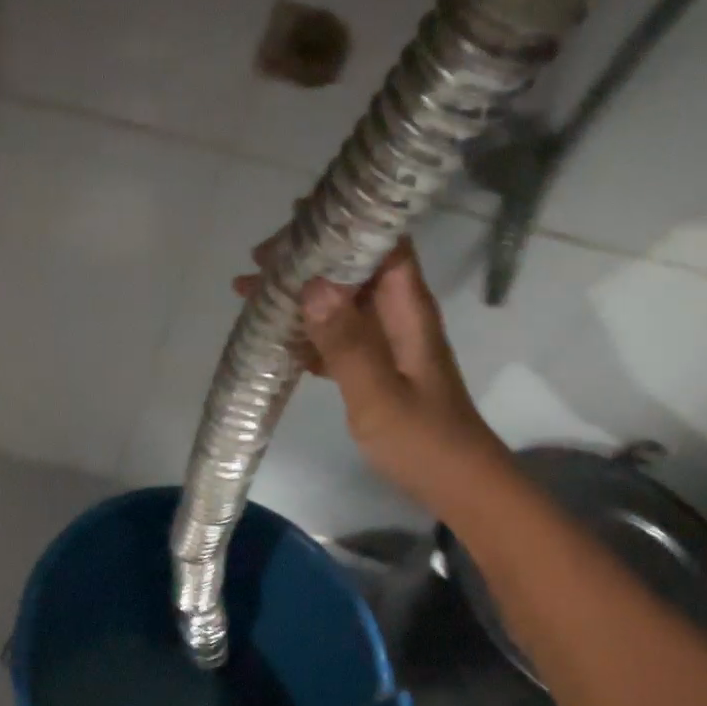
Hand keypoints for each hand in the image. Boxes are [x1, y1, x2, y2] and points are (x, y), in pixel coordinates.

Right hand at [234, 235, 509, 509]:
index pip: (382, 244)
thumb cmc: (422, 441)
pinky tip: (275, 334)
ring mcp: (386, 342)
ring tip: (250, 290)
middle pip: (354, 267)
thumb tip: (313, 285)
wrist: (456, 484)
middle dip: (309, 257)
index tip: (295, 221)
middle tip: (257, 260)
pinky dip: (306, 329)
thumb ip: (347, 342)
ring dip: (299, 293)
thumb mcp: (380, 395)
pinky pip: (336, 334)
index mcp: (408, 310)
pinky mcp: (375, 367)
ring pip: (339, 301)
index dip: (344, 223)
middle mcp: (398, 316)